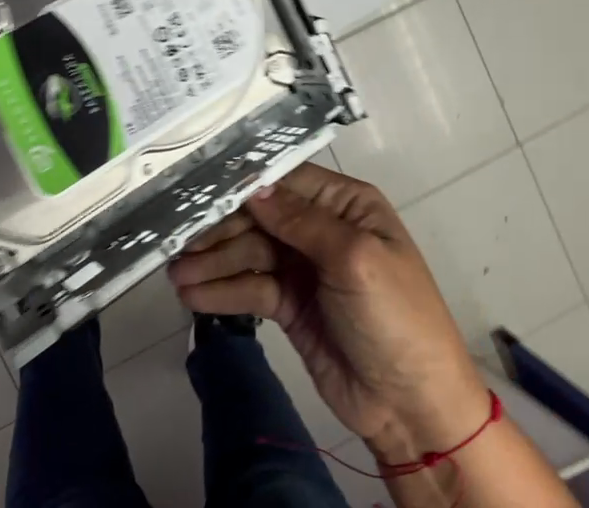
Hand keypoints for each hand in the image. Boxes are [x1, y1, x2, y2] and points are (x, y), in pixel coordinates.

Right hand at [167, 164, 490, 452]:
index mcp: (347, 206)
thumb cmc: (396, 318)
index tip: (199, 191)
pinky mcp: (289, 305)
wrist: (413, 406)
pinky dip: (222, 291)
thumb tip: (252, 187)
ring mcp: (304, 268)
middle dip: (220, 231)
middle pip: (260, 218)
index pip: (286, 182)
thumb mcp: (355, 260)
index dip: (244, 185)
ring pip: (248, 253)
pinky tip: (193, 297)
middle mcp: (322, 229)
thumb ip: (301, 221)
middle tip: (177, 243)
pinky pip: (250, 288)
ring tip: (176, 277)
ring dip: (213, 264)